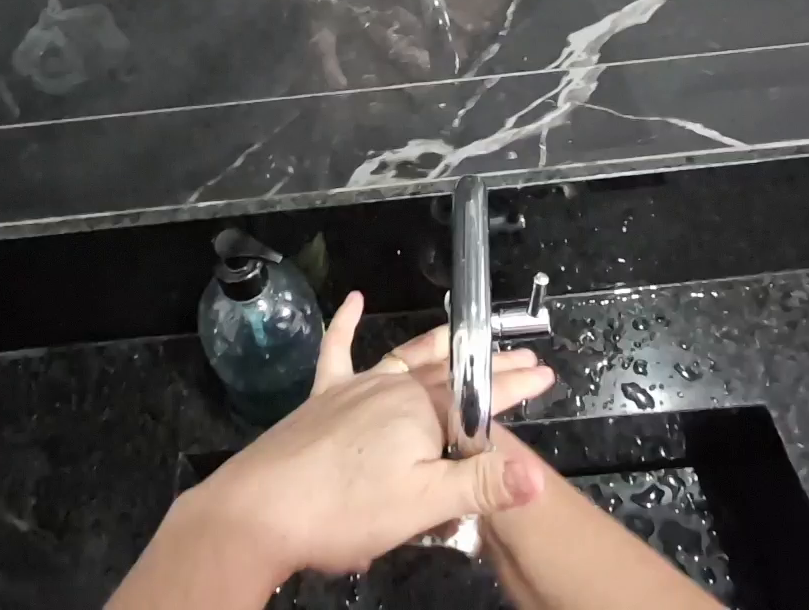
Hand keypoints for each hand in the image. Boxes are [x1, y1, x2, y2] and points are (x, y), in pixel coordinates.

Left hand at [179, 292, 556, 579]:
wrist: (264, 507)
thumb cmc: (347, 509)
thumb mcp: (422, 504)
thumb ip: (480, 485)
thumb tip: (537, 476)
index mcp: (422, 412)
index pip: (480, 397)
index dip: (515, 386)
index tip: (544, 373)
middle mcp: (393, 388)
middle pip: (451, 371)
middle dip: (489, 364)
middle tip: (523, 355)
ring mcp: (356, 386)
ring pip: (408, 356)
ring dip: (440, 345)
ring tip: (466, 331)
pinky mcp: (324, 395)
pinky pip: (338, 350)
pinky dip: (346, 324)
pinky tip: (354, 300)